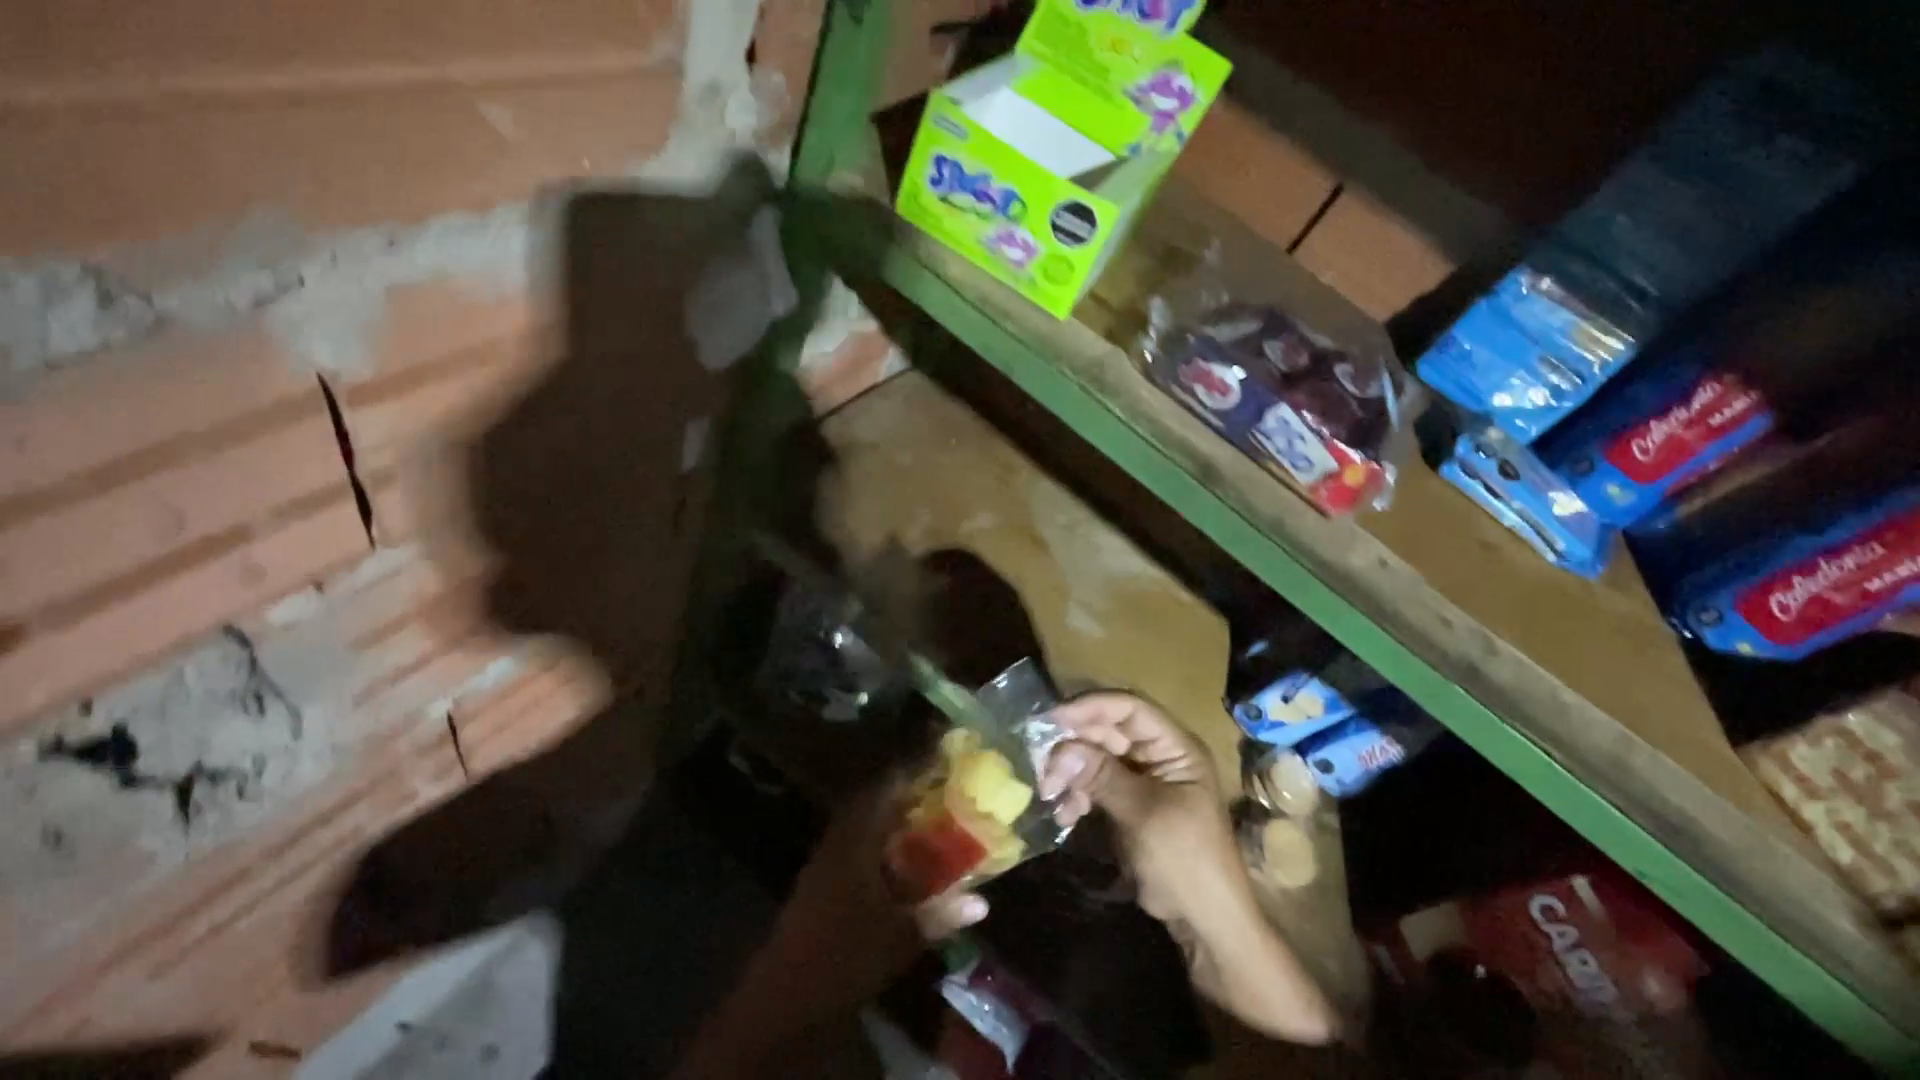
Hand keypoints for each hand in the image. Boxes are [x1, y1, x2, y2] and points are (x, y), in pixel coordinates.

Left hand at [670, 782, 986, 1079]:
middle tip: (940, 785)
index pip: (884, 789)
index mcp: (854, 843)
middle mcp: (837, 844)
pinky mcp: (820, 886)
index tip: (940, 755)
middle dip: (904, 790)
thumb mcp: (899, 938)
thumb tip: (983, 901)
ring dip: (891, 817)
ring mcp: (825, 865)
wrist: (785, 997)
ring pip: (861, 826)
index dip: (911, 769)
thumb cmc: (843, 957)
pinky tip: (902, 861)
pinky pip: (855, 849)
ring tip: (928, 815)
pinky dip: (880, 845)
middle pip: (871, 803)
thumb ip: (940, 915)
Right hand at [1040, 693, 1338, 1044]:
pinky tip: (1062, 816)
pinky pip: (1094, 786)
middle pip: (1107, 731)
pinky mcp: (1128, 806)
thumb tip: (1060, 746)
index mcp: (1175, 748)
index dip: (1089, 707)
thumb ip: (1102, 775)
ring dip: (1070, 772)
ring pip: (1095, 758)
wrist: (1207, 923)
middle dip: (1072, 745)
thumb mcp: (1143, 814)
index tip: (1050, 722)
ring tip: (1049, 796)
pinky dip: (1076, 795)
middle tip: (1041, 769)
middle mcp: (1158, 756)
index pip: (1129, 708)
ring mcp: (1143, 782)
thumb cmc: (1186, 861)